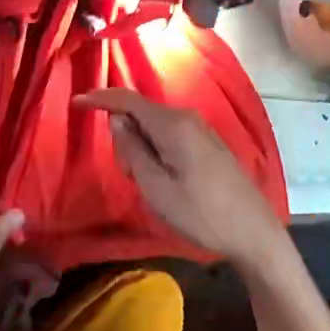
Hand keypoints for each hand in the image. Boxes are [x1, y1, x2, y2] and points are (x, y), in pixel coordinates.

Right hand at [75, 88, 287, 270]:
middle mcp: (187, 117)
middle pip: (141, 115)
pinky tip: (168, 184)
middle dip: (126, 138)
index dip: (100, 98)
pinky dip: (158, 152)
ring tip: (153, 188)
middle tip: (132, 179)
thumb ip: (132, 150)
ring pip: (155, 127)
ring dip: (142, 149)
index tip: (75, 103)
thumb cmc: (201, 214)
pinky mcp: (208, 143)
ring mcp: (201, 129)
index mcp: (172, 124)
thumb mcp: (156, 189)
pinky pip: (171, 136)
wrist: (254, 232)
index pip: (128, 99)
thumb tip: (116, 120)